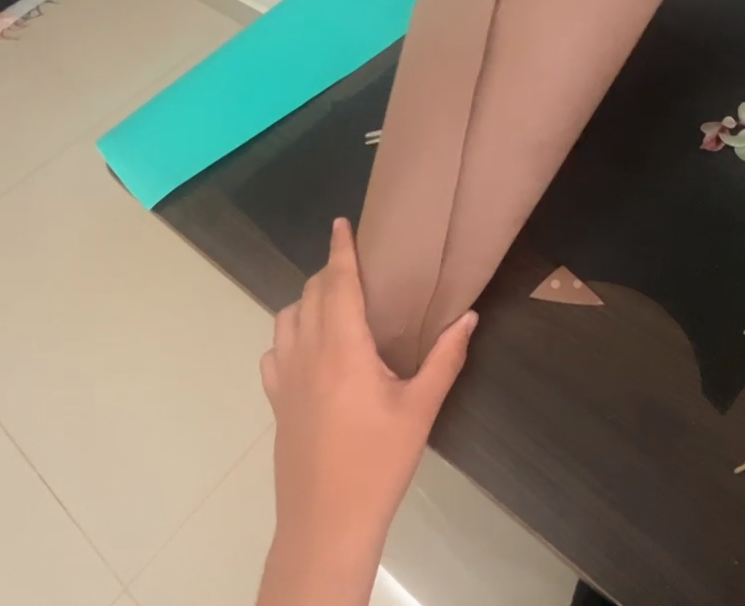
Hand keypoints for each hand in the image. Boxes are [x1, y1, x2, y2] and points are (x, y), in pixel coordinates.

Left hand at [256, 218, 476, 605]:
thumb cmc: (379, 463)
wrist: (327, 522)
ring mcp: (285, 378)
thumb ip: (445, 358)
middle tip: (357, 268)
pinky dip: (289, 334)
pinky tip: (310, 348)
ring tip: (335, 303)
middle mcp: (308, 354)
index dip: (340, 250)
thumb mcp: (421, 410)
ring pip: (286, 317)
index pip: (337, 284)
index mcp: (344, 349)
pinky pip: (275, 350)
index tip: (341, 223)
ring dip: (307, 300)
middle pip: (310, 294)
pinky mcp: (276, 401)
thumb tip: (468, 316)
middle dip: (329, 272)